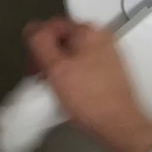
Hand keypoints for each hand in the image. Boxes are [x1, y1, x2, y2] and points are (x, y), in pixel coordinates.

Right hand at [24, 18, 151, 151]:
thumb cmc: (89, 98)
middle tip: (40, 76)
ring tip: (54, 86)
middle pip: (64, 38)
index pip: (52, 26)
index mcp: (88, 31)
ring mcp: (109, 53)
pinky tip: (69, 90)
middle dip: (48, 56)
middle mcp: (102, 37)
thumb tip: (32, 28)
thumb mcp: (56, 68)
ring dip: (60, 65)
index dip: (36, 45)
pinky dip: (73, 72)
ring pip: (74, 52)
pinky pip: (85, 64)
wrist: (119, 124)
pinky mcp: (112, 69)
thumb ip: (40, 43)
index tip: (32, 65)